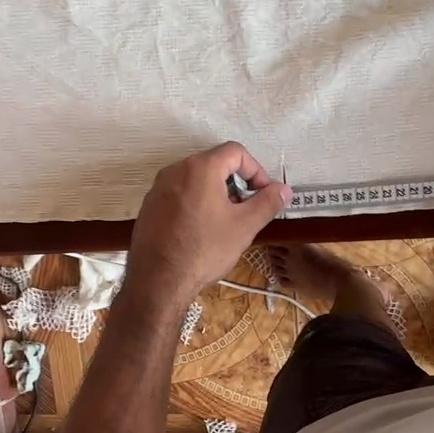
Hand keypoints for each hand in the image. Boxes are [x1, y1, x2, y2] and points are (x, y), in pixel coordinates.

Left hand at [124, 142, 290, 312]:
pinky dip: (196, 204)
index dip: (256, 170)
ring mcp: (158, 188)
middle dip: (236, 183)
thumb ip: (267, 203)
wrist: (159, 280)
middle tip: (247, 210)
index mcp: (200, 168)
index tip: (263, 194)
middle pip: (214, 164)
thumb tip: (283, 189)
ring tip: (225, 222)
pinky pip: (179, 195)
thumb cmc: (205, 250)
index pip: (236, 152)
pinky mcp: (150, 206)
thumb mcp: (244, 226)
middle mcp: (175, 170)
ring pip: (196, 180)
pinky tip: (201, 231)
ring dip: (216, 194)